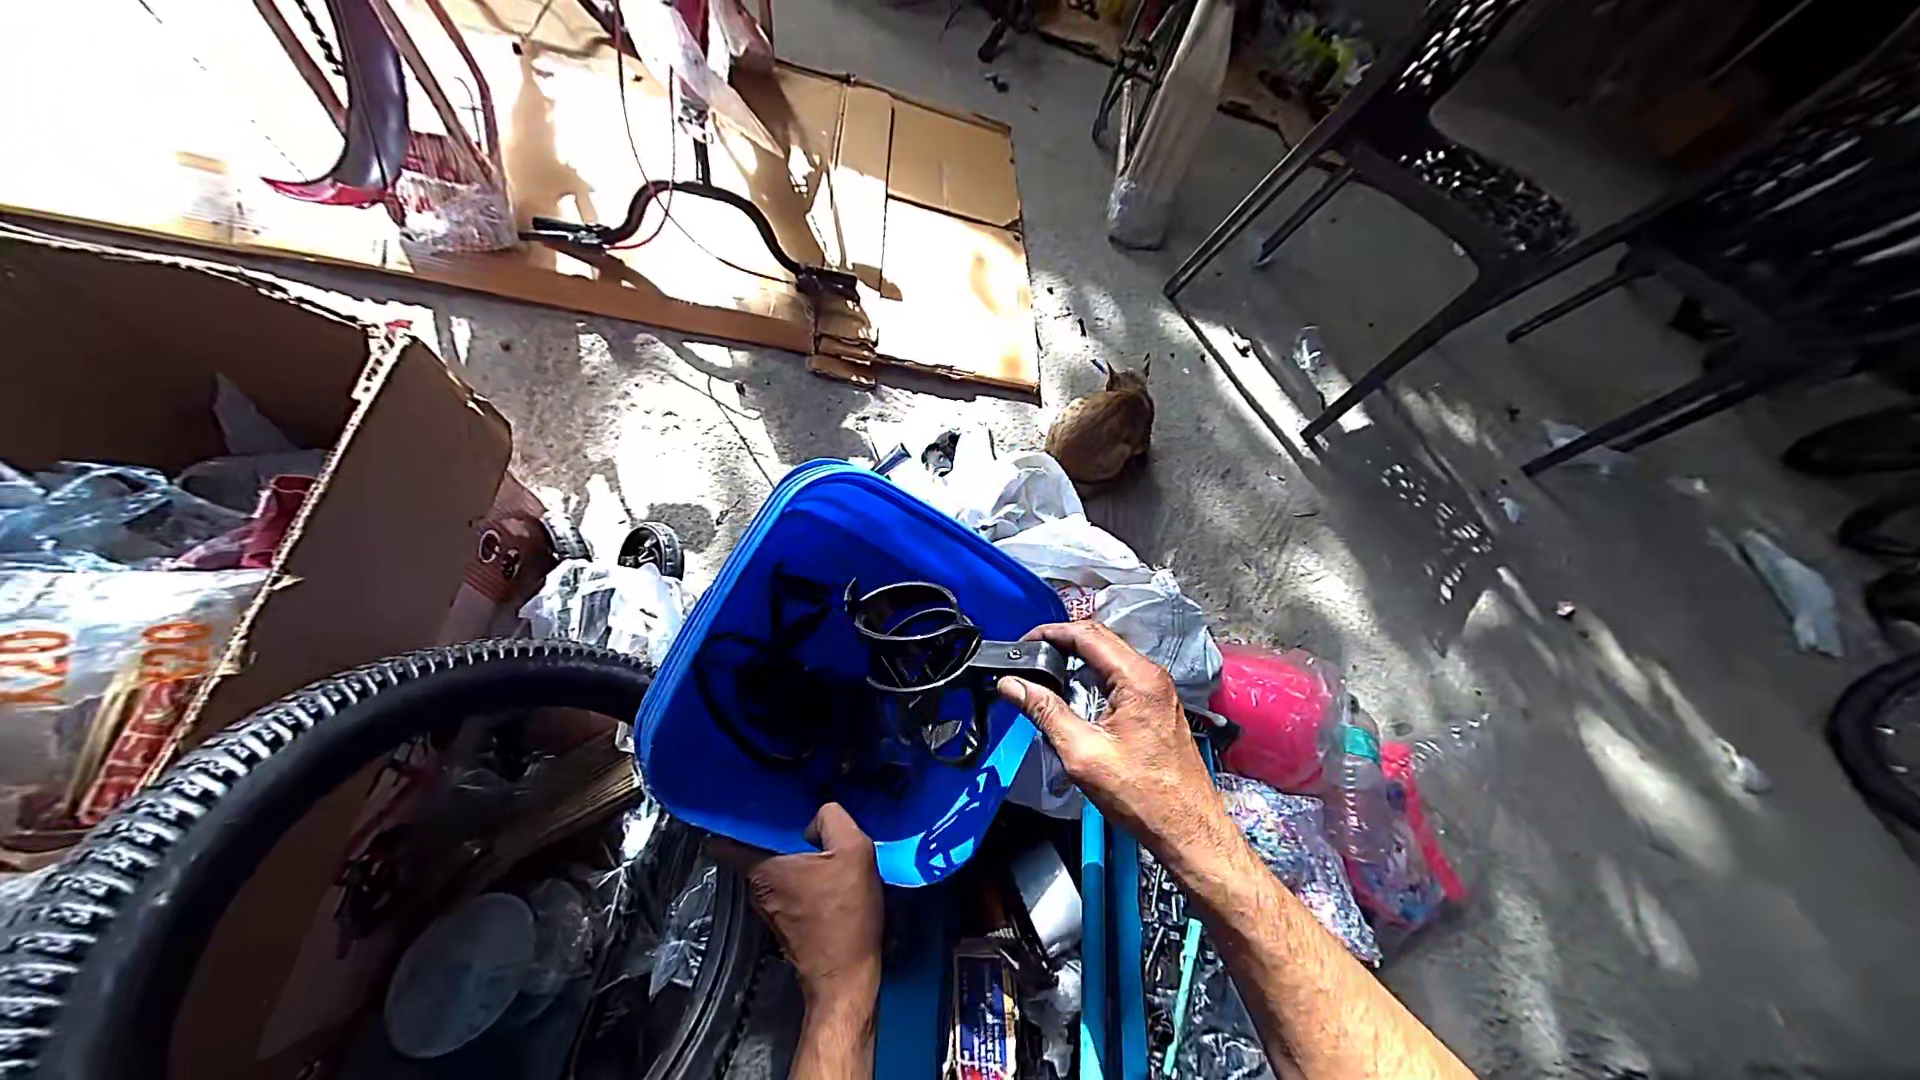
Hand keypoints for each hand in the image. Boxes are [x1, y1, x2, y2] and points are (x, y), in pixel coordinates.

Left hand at [711, 803, 882, 1005]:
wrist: (848, 976)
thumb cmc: (846, 912)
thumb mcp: (854, 849)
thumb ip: (832, 818)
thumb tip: (814, 821)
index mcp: (763, 870)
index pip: (725, 841)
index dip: (734, 820)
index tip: (752, 805)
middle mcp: (757, 890)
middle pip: (756, 850)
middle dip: (774, 833)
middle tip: (799, 817)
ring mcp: (769, 909)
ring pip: (773, 868)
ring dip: (790, 856)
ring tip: (817, 843)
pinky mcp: (785, 924)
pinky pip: (786, 885)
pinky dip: (800, 875)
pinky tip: (824, 871)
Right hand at [996, 621, 1242, 881]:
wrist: (1187, 828)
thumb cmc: (1143, 795)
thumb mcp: (1082, 752)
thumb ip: (1044, 711)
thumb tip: (1012, 685)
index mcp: (1137, 679)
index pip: (1087, 634)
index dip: (1050, 632)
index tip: (1025, 641)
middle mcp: (1152, 676)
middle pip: (1100, 639)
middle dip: (1062, 641)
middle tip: (1030, 653)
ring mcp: (1158, 689)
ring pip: (1110, 656)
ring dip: (1077, 657)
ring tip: (1046, 669)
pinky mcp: (1157, 704)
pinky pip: (1120, 674)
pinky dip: (1093, 674)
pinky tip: (1074, 691)